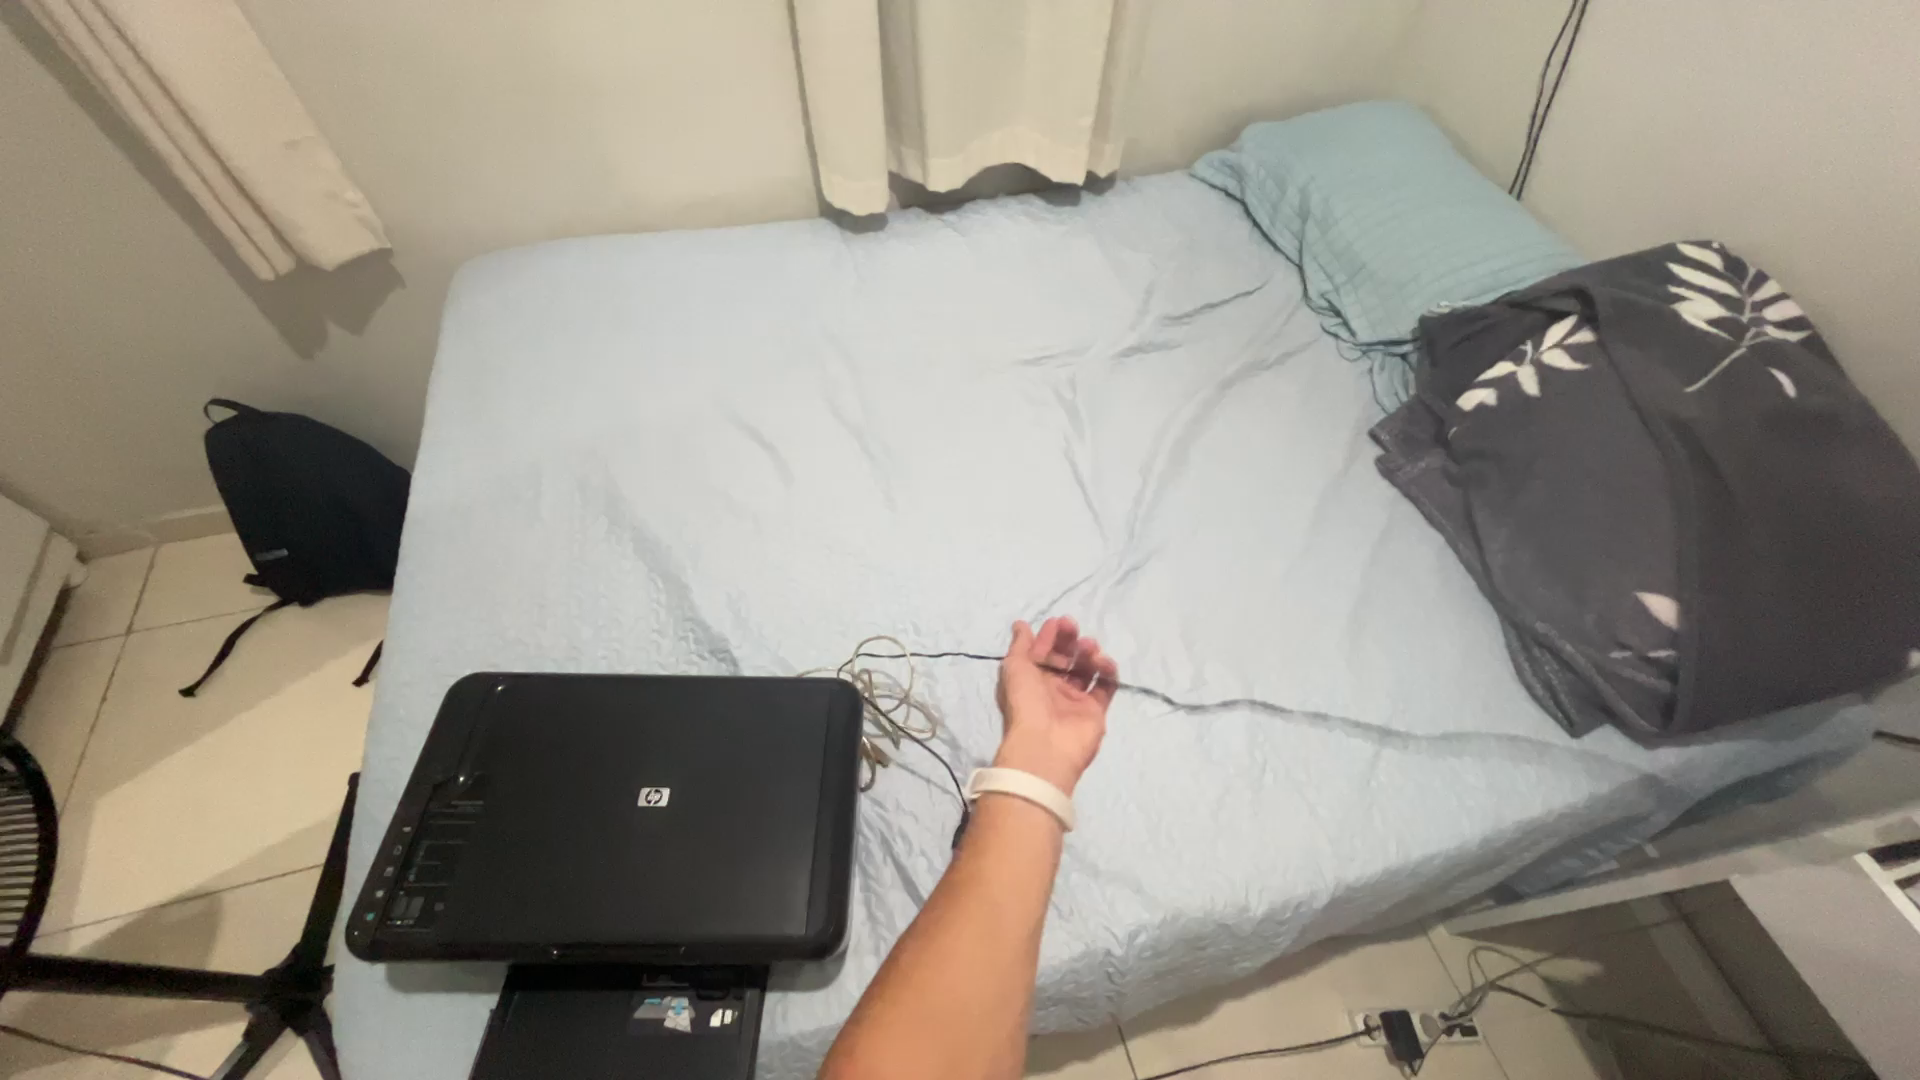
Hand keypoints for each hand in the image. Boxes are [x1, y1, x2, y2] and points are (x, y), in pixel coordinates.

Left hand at [992, 617, 1118, 796]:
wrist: (1045, 745)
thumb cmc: (1024, 702)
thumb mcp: (1013, 667)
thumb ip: (1020, 645)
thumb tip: (1021, 624)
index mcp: (1030, 679)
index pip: (1042, 652)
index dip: (1049, 636)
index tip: (1058, 622)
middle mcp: (1052, 688)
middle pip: (1065, 658)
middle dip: (1069, 640)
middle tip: (1073, 628)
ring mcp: (1075, 700)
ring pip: (1086, 669)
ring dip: (1088, 653)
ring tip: (1089, 648)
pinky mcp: (1095, 711)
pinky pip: (1106, 686)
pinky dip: (1107, 672)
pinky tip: (1104, 662)